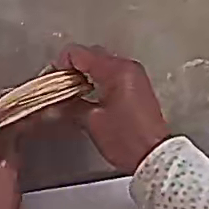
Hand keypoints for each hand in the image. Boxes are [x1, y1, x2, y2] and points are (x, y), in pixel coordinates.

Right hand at [54, 45, 169, 171]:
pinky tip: (89, 95)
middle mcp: (127, 66)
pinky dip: (98, 79)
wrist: (155, 155)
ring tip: (72, 93)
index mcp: (115, 70)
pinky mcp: (137, 85)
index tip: (52, 81)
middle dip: (72, 68)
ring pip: (102, 63)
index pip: (79, 53)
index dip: (61, 65)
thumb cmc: (126, 139)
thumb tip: (53, 103)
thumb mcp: (92, 122)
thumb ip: (70, 105)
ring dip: (85, 73)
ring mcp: (134, 74)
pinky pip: (113, 72)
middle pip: (91, 54)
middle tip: (59, 87)